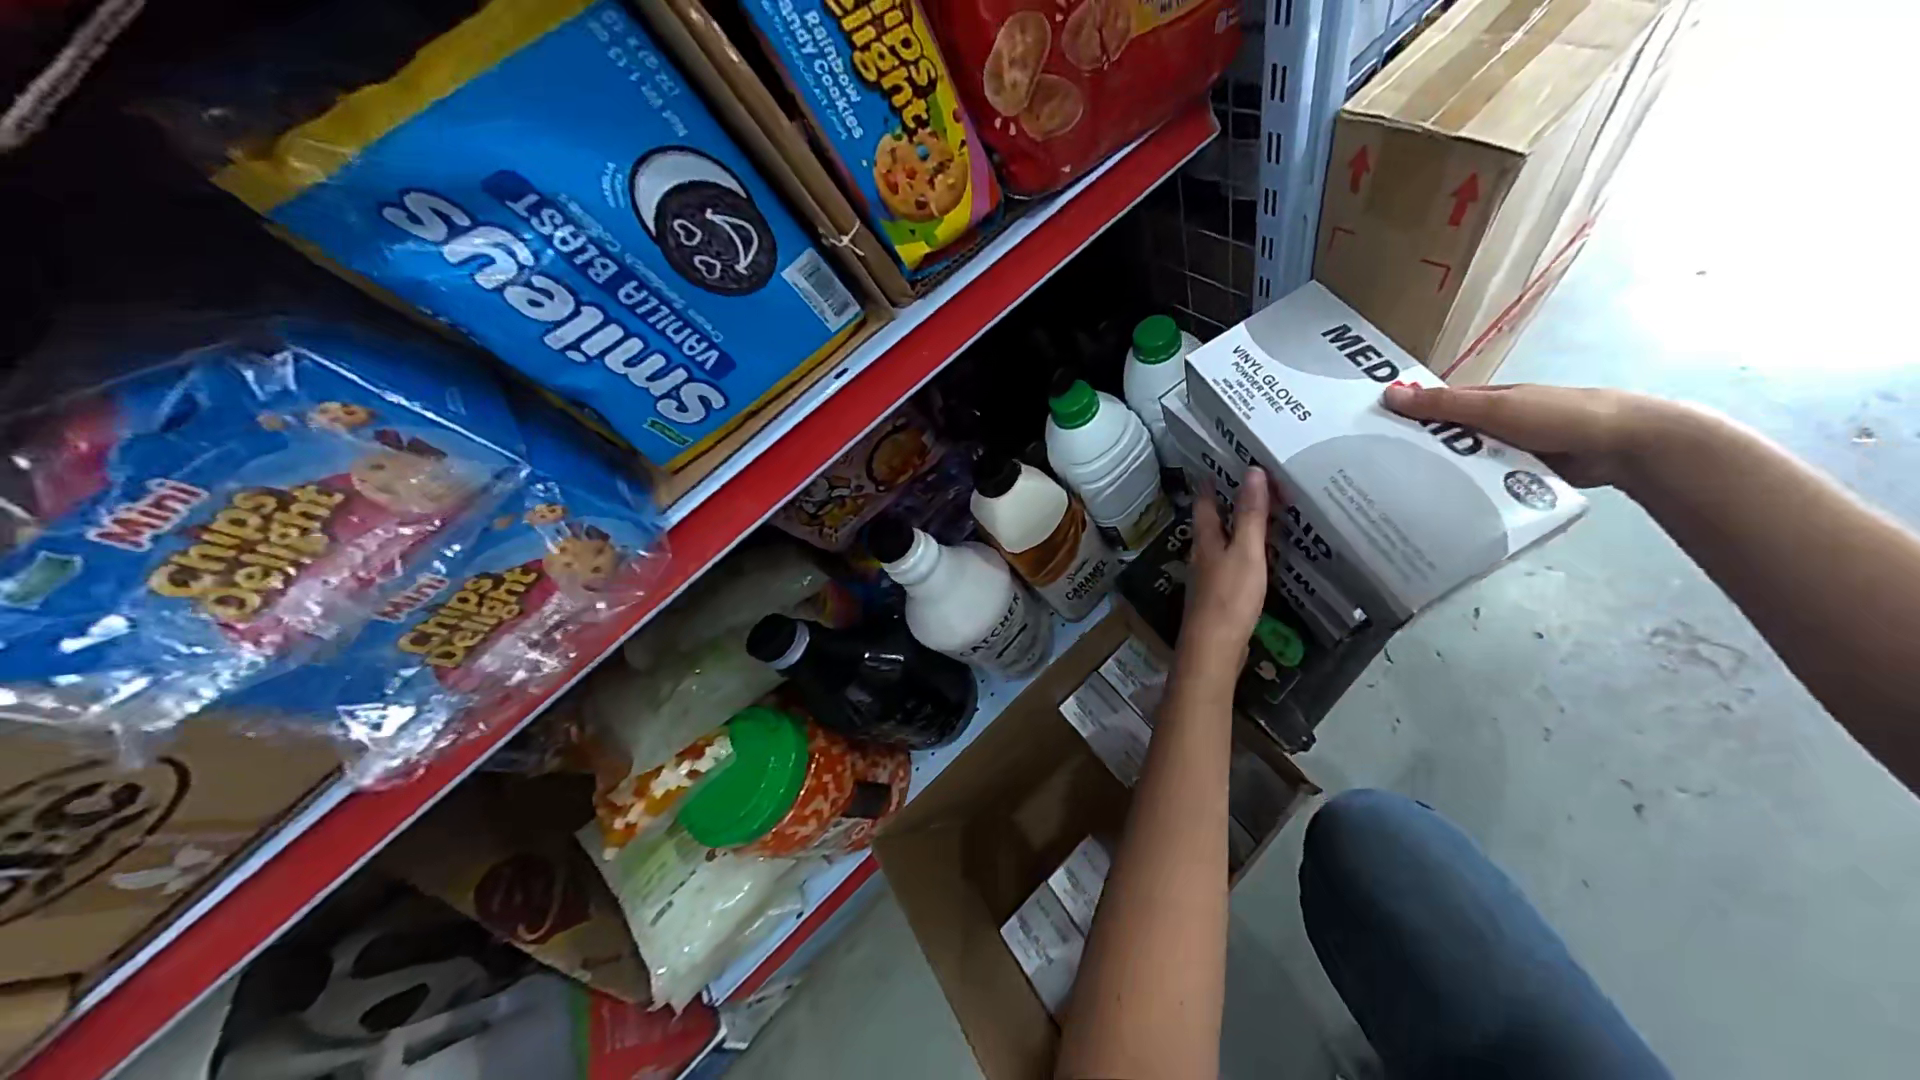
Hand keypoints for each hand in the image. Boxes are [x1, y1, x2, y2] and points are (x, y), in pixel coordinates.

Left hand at [1181, 467, 1273, 672]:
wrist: (1214, 648)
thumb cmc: (1229, 597)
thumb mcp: (1246, 551)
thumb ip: (1250, 515)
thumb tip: (1252, 472)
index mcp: (1205, 540)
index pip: (1204, 502)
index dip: (1211, 482)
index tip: (1220, 463)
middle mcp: (1201, 555)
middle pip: (1209, 523)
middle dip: (1223, 503)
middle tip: (1246, 484)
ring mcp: (1207, 577)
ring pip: (1219, 544)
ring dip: (1233, 528)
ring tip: (1256, 515)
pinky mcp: (1217, 596)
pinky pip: (1229, 564)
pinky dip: (1241, 552)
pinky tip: (1254, 557)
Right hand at [1383, 382, 1679, 488]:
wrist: (1623, 445)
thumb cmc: (1556, 415)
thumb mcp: (1493, 408)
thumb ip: (1442, 405)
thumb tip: (1387, 393)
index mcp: (1481, 401)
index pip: (1430, 408)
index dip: (1400, 416)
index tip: (1365, 432)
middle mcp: (1488, 425)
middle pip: (1440, 438)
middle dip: (1413, 450)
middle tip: (1371, 471)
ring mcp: (1502, 452)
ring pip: (1458, 463)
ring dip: (1437, 474)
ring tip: (1396, 495)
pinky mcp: (1516, 477)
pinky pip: (1479, 483)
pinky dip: (1463, 491)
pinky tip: (1438, 505)